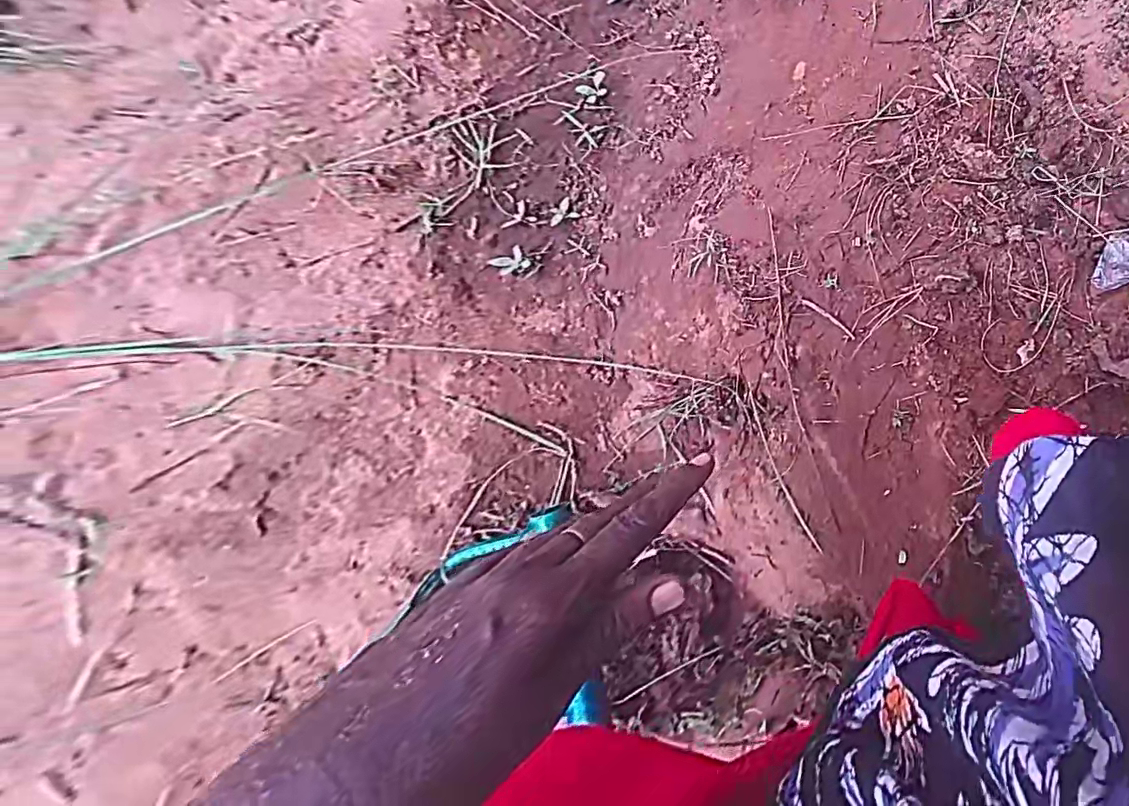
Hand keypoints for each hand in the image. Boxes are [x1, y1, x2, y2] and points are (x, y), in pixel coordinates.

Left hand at [202, 457, 714, 805]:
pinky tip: (554, 555)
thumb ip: (609, 630)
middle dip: (642, 498)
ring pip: (557, 534)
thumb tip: (674, 582)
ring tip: (630, 514)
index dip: (671, 495)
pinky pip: (517, 553)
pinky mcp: (447, 597)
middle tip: (678, 478)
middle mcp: (515, 577)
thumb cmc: (449, 758)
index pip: (628, 532)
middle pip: (595, 522)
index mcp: (548, 601)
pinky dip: (554, 542)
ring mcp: (476, 582)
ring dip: (601, 519)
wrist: (319, 791)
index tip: (702, 463)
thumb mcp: (545, 700)